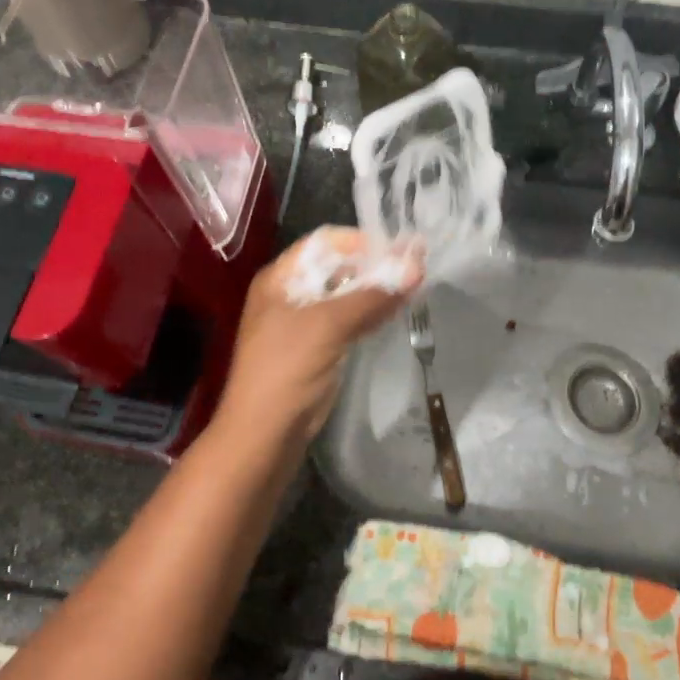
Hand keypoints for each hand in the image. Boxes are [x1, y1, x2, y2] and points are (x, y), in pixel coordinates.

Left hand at [217, 227, 422, 442]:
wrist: (262, 438)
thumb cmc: (286, 371)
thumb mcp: (328, 326)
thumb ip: (372, 296)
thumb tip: (417, 269)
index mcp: (280, 279)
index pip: (324, 242)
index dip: (361, 241)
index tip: (400, 248)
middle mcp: (288, 295)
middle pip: (336, 267)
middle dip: (374, 265)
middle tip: (415, 266)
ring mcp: (301, 325)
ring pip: (344, 295)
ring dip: (376, 290)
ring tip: (414, 285)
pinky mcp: (315, 350)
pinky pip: (346, 321)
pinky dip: (370, 313)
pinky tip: (395, 311)